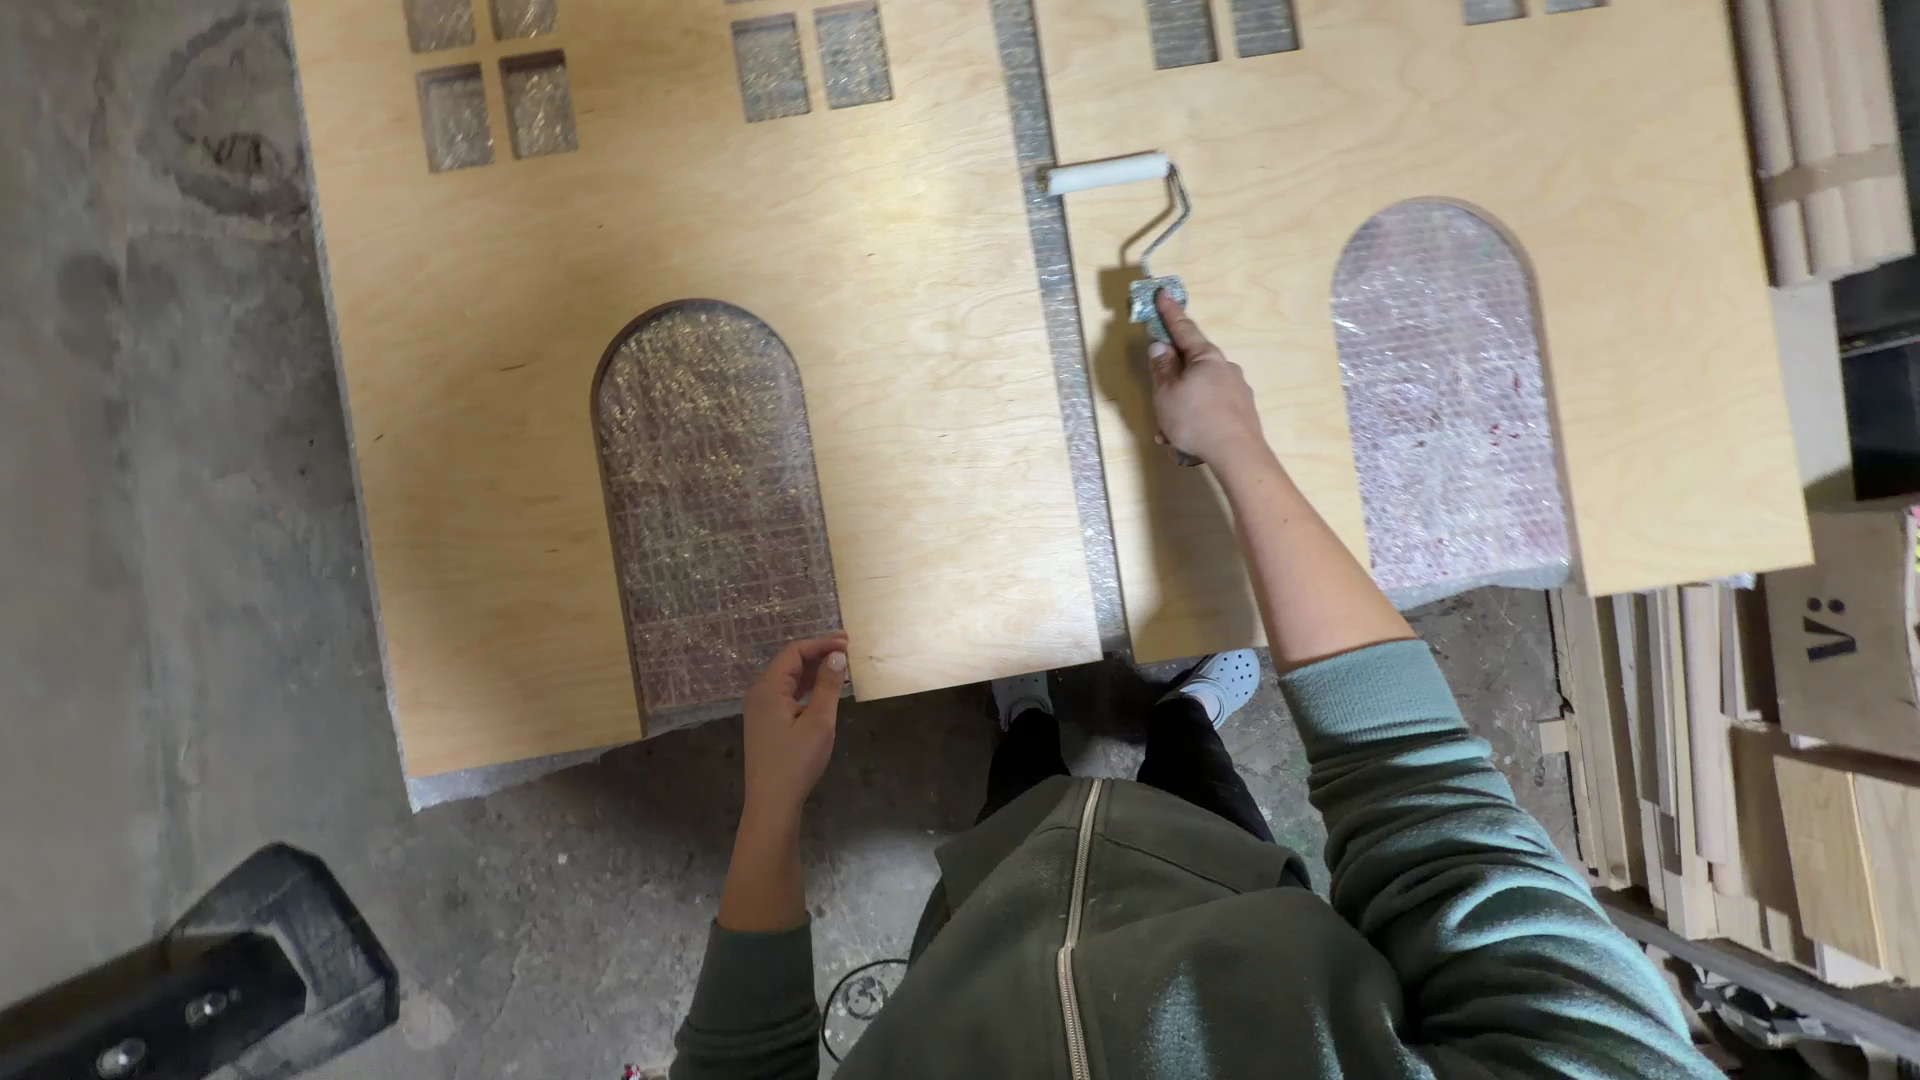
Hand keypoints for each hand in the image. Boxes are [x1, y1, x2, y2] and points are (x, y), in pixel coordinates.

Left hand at [740, 633, 849, 821]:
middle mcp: (760, 694)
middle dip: (819, 654)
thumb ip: (828, 685)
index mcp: (768, 689)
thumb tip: (838, 656)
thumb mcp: (819, 721)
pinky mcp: (767, 724)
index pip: (795, 652)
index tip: (848, 645)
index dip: (822, 644)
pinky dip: (807, 688)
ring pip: (789, 679)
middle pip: (790, 663)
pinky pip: (788, 695)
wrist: (772, 804)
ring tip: (841, 668)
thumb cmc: (796, 762)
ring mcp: (761, 710)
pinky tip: (825, 691)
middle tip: (848, 651)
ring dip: (814, 671)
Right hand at [1148, 289, 1270, 470]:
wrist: (1237, 453)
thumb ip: (1162, 369)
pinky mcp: (1241, 411)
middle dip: (1172, 380)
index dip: (1170, 313)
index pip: (1184, 329)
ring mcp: (1237, 390)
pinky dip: (1194, 420)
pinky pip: (1210, 409)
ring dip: (1180, 408)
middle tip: (1158, 399)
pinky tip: (1185, 440)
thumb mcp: (1167, 394)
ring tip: (1168, 433)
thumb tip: (1160, 346)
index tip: (1163, 294)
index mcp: (1206, 358)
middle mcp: (1225, 368)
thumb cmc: (1195, 418)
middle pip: (1192, 366)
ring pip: (1199, 392)